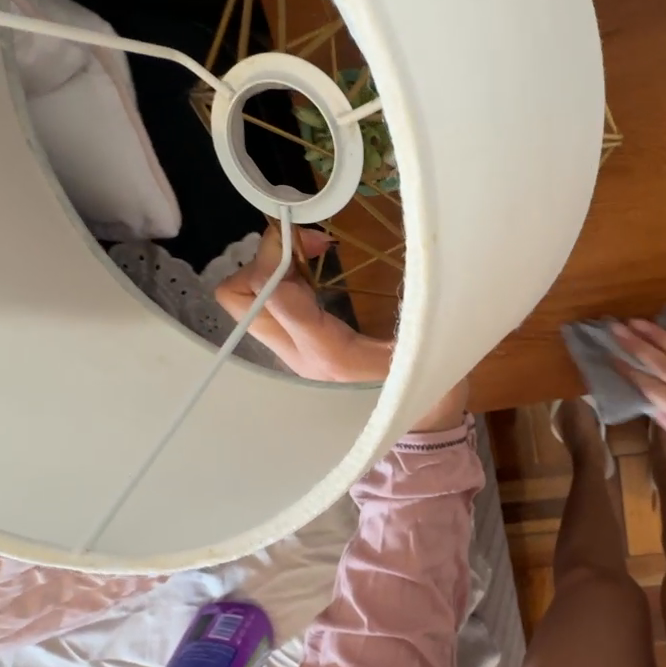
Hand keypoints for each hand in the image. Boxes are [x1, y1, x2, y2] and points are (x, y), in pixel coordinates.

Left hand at [216, 224, 467, 432]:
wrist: (420, 428)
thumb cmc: (427, 391)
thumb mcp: (426, 348)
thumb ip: (415, 312)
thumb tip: (412, 263)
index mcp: (327, 354)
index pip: (271, 294)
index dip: (281, 252)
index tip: (319, 238)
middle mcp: (299, 355)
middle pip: (238, 298)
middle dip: (266, 260)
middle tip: (308, 248)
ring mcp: (295, 355)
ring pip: (248, 302)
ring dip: (273, 269)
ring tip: (314, 257)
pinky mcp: (301, 351)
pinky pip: (270, 307)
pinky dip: (284, 281)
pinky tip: (318, 277)